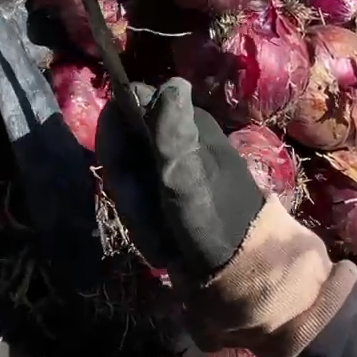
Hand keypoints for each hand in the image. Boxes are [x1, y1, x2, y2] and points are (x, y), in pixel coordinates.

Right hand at [95, 79, 264, 279]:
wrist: (243, 276)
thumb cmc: (214, 219)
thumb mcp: (187, 175)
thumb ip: (171, 129)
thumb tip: (174, 80)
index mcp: (183, 121)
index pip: (127, 103)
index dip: (113, 134)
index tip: (117, 170)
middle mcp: (175, 136)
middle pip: (123, 141)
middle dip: (124, 183)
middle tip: (141, 214)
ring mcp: (171, 166)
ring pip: (127, 173)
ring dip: (134, 209)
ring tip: (157, 236)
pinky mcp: (169, 193)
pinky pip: (138, 198)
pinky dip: (143, 221)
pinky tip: (160, 242)